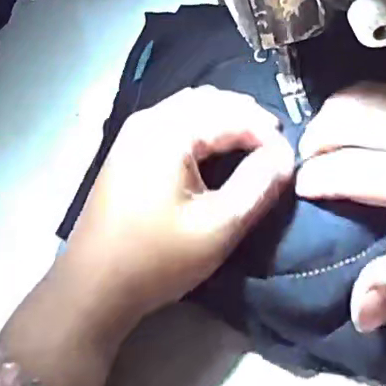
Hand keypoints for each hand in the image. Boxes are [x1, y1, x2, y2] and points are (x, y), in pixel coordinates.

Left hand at [50, 87, 295, 342]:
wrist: (93, 286)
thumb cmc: (157, 258)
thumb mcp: (218, 227)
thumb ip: (258, 186)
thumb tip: (286, 156)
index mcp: (168, 131)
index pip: (231, 114)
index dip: (267, 133)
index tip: (292, 160)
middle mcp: (149, 119)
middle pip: (208, 100)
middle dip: (246, 117)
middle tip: (276, 147)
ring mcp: (134, 130)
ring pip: (190, 106)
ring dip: (224, 118)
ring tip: (253, 146)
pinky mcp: (128, 146)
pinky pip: (174, 119)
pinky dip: (202, 126)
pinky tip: (217, 149)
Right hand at [295, 71, 385, 330]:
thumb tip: (354, 310)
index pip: (341, 169)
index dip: (312, 181)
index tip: (299, 193)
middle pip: (340, 116)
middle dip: (313, 140)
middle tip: (308, 167)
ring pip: (360, 92)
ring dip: (334, 114)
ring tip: (330, 144)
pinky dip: (369, 97)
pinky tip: (375, 121)